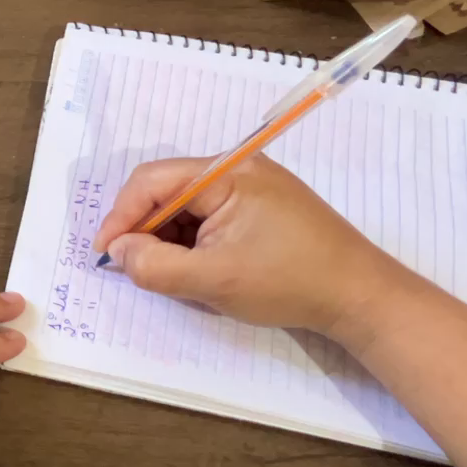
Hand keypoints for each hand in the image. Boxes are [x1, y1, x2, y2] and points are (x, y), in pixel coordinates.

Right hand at [91, 154, 418, 340]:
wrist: (361, 297)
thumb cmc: (287, 282)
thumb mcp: (211, 280)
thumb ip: (153, 265)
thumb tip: (116, 252)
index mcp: (226, 172)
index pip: (152, 181)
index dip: (120, 216)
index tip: (105, 253)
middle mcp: (235, 169)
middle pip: (165, 191)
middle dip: (142, 229)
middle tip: (131, 266)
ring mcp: (248, 187)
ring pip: (183, 206)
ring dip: (164, 238)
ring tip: (166, 272)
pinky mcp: (256, 208)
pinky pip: (205, 217)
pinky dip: (187, 242)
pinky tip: (192, 268)